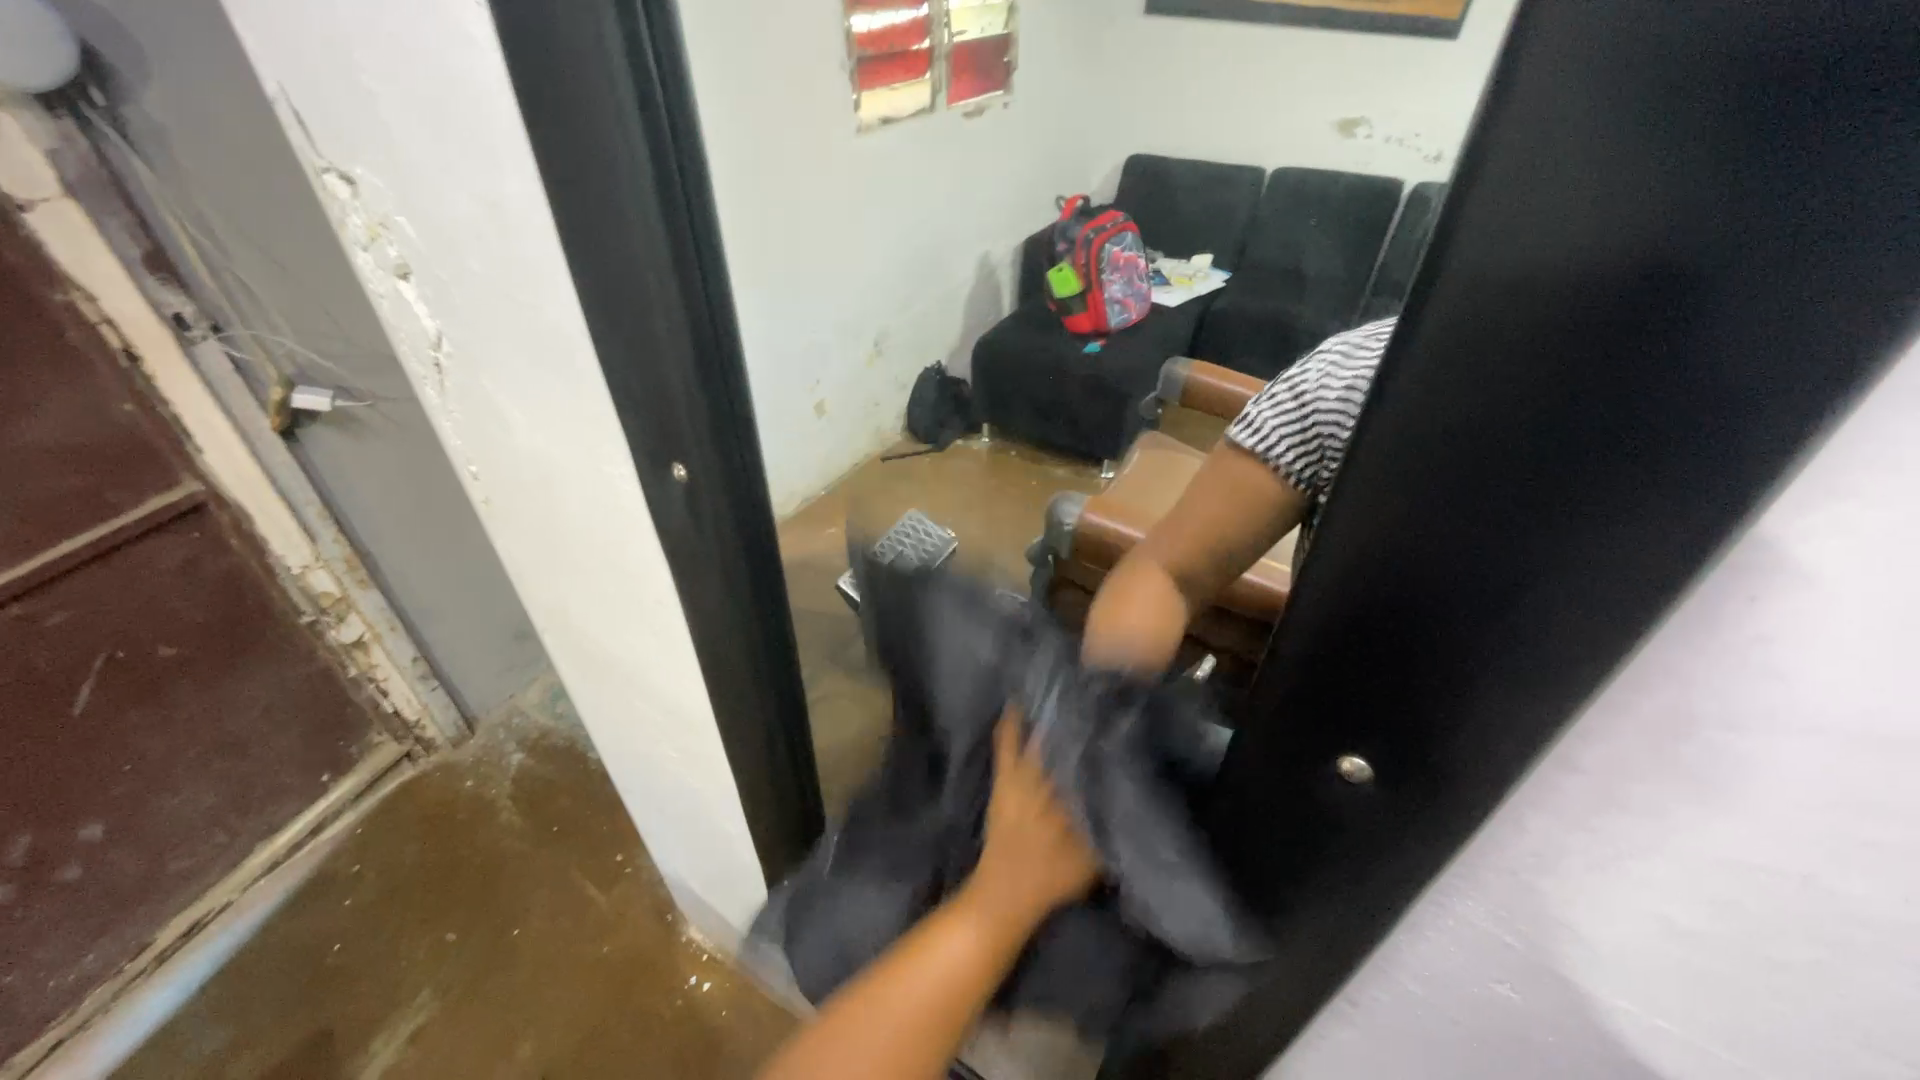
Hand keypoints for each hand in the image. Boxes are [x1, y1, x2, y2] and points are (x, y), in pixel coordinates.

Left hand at [961, 711, 1102, 928]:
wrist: (1007, 892)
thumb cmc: (1054, 879)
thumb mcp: (1096, 859)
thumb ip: (1112, 828)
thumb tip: (1131, 801)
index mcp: (1077, 798)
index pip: (1095, 761)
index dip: (1106, 740)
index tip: (1119, 720)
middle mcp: (1052, 781)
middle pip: (1069, 743)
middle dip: (1081, 721)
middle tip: (1096, 697)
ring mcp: (1023, 777)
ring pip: (1041, 737)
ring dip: (1052, 716)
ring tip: (1066, 692)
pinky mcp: (1003, 779)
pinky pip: (1006, 744)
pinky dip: (1011, 723)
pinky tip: (1018, 702)